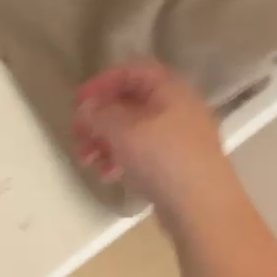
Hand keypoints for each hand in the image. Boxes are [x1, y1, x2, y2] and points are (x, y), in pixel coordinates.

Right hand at [73, 60, 238, 211]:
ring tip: (87, 162)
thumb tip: (85, 109)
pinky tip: (108, 176)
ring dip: (105, 143)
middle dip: (99, 120)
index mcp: (169, 90)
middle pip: (129, 104)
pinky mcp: (172, 164)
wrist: (199, 204)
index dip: (102, 83)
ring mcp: (175, 137)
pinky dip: (120, 160)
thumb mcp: (125, 132)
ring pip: (132, 131)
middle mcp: (175, 108)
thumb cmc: (164, 159)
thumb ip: (100, 116)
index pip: (132, 72)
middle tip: (77, 138)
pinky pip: (140, 153)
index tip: (76, 102)